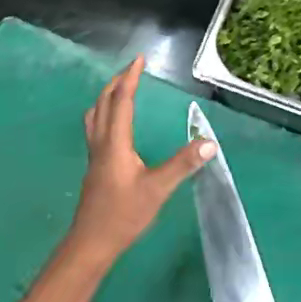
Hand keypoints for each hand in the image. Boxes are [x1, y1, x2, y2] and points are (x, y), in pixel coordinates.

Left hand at [70, 57, 214, 262]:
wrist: (91, 242)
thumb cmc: (123, 215)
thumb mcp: (157, 189)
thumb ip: (182, 165)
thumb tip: (209, 142)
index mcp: (115, 142)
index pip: (122, 101)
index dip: (130, 78)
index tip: (139, 59)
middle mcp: (101, 143)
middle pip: (103, 102)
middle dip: (117, 82)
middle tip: (132, 70)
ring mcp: (94, 155)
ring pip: (95, 115)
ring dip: (106, 97)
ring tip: (119, 90)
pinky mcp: (94, 167)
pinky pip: (95, 128)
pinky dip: (104, 114)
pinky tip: (113, 126)